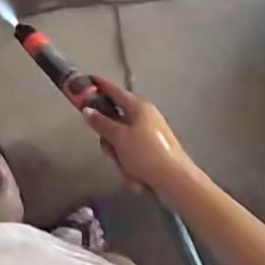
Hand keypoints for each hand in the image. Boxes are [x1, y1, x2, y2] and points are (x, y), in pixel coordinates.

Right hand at [81, 77, 199, 195]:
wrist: (178, 183)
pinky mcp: (155, 152)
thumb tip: (87, 110)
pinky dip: (130, 166)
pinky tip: (135, 179)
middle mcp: (146, 117)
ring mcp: (151, 135)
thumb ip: (100, 123)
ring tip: (126, 169)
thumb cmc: (146, 154)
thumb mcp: (118, 138)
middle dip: (109, 138)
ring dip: (120, 157)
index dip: (99, 85)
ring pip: (122, 141)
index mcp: (139, 107)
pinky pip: (133, 155)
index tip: (87, 80)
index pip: (114, 90)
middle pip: (115, 121)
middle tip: (109, 148)